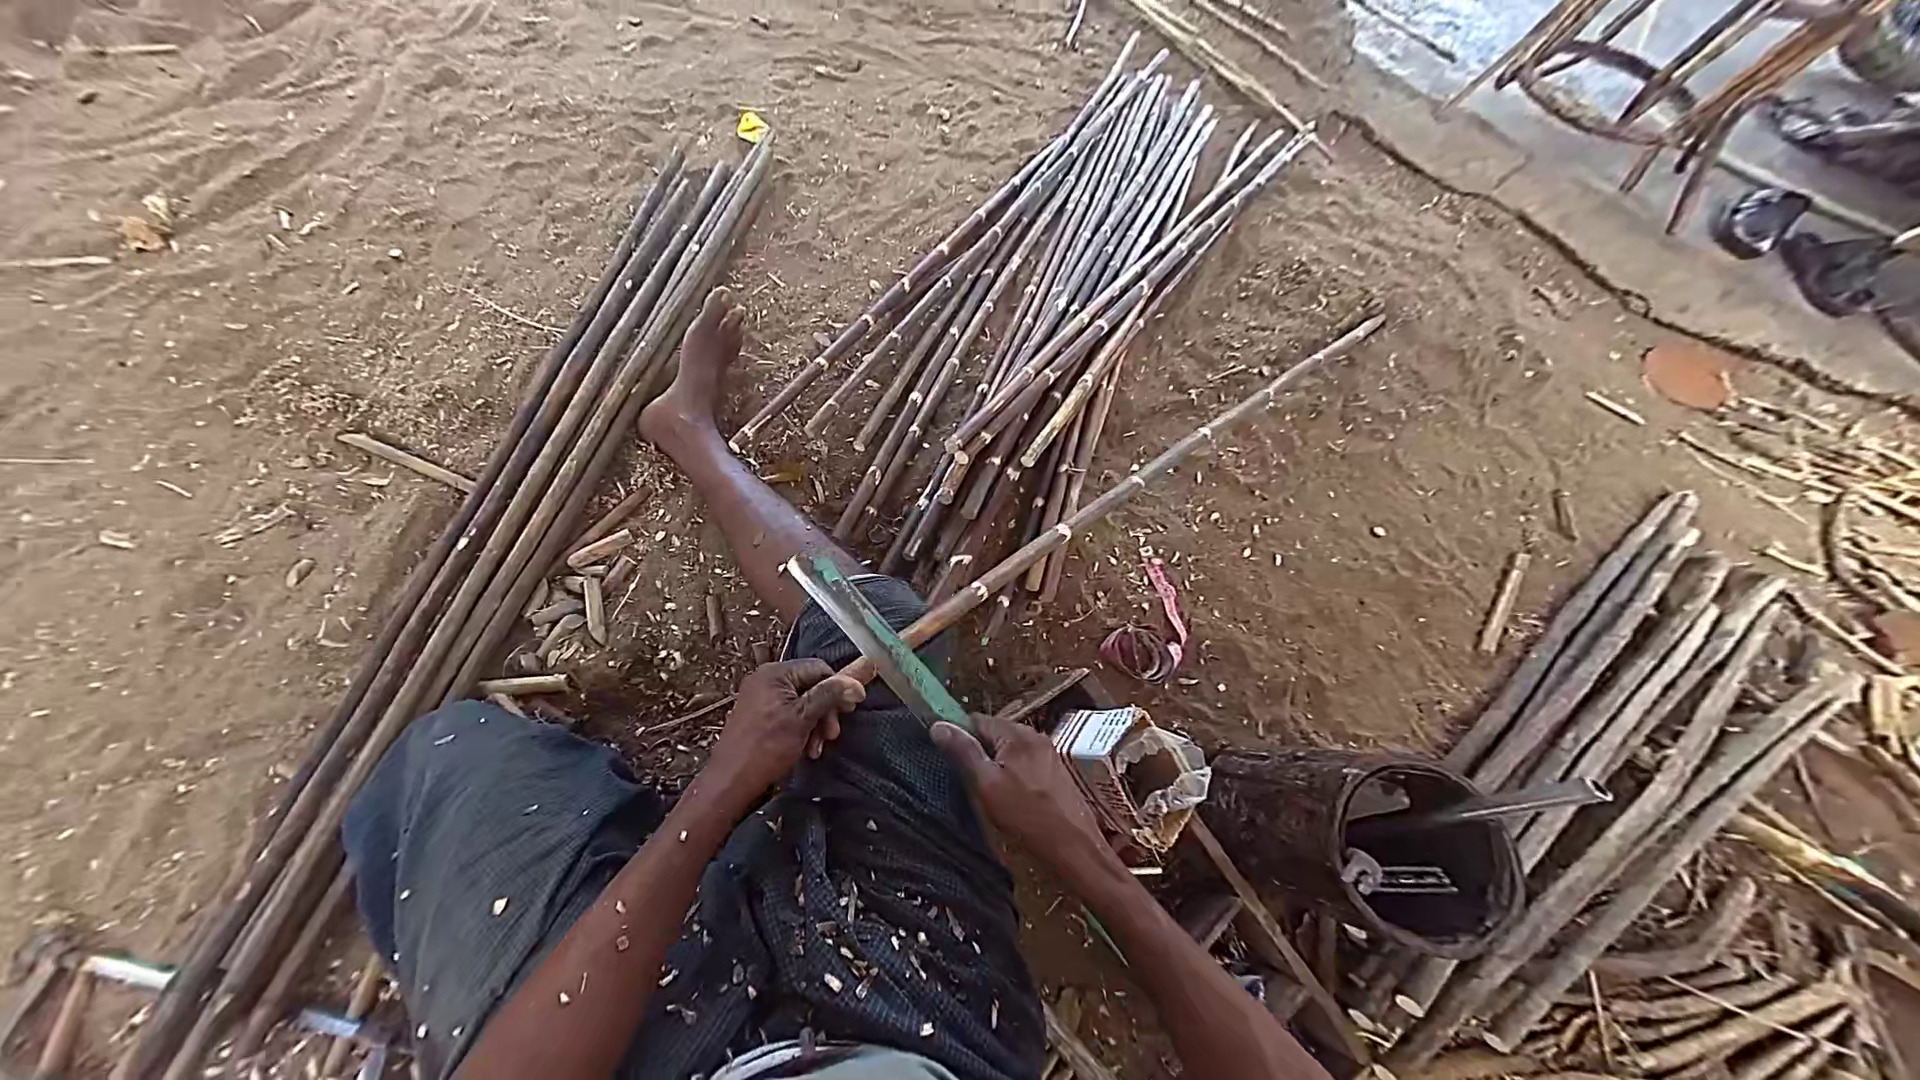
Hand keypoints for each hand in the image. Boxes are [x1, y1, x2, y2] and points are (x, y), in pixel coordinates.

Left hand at [706, 660, 864, 798]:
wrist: (730, 780)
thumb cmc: (767, 747)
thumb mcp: (803, 718)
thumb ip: (830, 695)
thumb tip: (856, 684)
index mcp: (775, 673)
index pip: (819, 669)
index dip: (837, 688)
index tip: (849, 712)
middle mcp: (766, 679)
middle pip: (811, 686)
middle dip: (826, 710)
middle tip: (831, 735)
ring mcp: (760, 697)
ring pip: (802, 702)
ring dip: (815, 724)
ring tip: (817, 747)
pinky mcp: (758, 714)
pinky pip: (789, 713)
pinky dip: (801, 728)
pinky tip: (805, 749)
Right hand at [930, 714, 1117, 882]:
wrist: (1075, 848)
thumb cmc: (1027, 816)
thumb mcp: (987, 785)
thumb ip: (964, 752)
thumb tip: (939, 725)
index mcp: (1018, 734)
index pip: (978, 720)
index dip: (962, 737)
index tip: (955, 762)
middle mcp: (1036, 736)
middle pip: (996, 733)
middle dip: (982, 753)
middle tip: (975, 783)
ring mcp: (1050, 753)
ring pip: (1011, 749)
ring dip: (998, 765)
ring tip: (995, 794)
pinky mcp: (1057, 771)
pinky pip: (1027, 762)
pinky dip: (1015, 774)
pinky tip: (1015, 799)